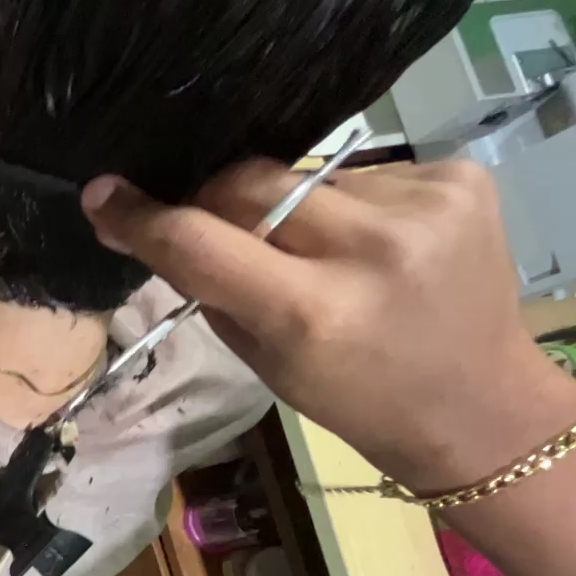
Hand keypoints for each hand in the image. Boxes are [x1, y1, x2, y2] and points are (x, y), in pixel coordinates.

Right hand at [81, 160, 575, 491]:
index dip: (141, 217)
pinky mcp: (460, 177)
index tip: (101, 196)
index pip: (198, 243)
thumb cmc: (345, 395)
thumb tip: (158, 228)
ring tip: (303, 249)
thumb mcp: (258, 354)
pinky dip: (334, 204)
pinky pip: (354, 174)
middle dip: (209, 202)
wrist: (473, 401)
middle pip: (245, 184)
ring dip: (276, 206)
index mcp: (310, 312)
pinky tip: (358, 240)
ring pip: (298, 175)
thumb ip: (209, 287)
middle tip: (205, 229)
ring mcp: (426, 203)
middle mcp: (370, 248)